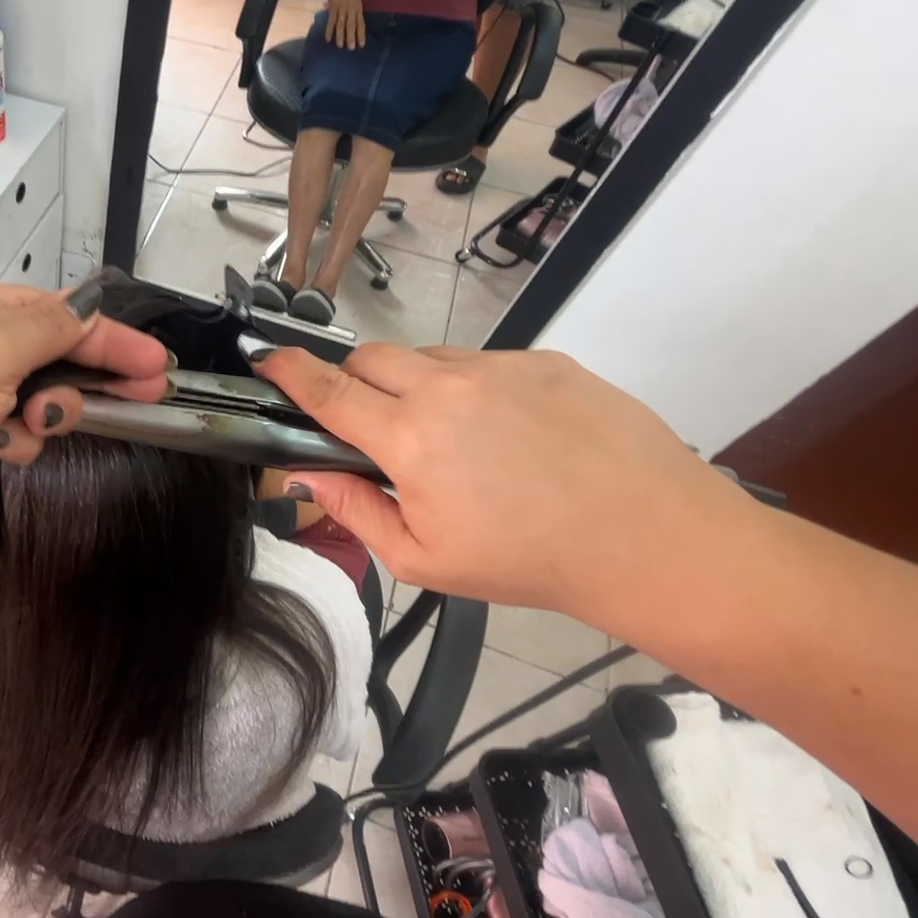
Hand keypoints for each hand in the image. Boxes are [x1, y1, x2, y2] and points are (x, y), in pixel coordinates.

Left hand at [0, 278, 170, 547]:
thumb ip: (50, 327)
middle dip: (90, 376)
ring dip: (44, 414)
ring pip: (40, 400)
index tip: (155, 362)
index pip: (56, 312)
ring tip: (24, 424)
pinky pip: (18, 434)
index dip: (109, 335)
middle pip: (52, 355)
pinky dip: (16, 441)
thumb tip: (87, 308)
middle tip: (146, 394)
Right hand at [253, 343, 747, 616]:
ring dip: (411, 385)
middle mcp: (448, 387)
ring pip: (426, 356)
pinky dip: (467, 388)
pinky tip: (502, 434)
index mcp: (409, 439)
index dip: (288, 370)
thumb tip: (307, 474)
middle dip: (351, 380)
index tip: (266, 360)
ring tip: (446, 438)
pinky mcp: (547, 360)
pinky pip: (482, 361)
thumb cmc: (525, 561)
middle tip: (368, 425)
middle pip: (369, 356)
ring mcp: (502, 366)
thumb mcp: (419, 558)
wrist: (651, 539)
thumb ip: (352, 509)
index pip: (327, 389)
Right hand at [324, 0, 364, 49]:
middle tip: (351, 49)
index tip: (362, 45)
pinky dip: (330, 30)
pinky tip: (328, 39)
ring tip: (340, 46)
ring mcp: (342, 8)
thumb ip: (353, 9)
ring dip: (341, 36)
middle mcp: (351, 8)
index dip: (361, 34)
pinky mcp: (333, 7)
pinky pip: (332, 21)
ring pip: (342, 25)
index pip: (361, 23)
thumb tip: (350, 21)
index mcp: (358, 6)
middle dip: (352, 37)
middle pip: (352, 25)